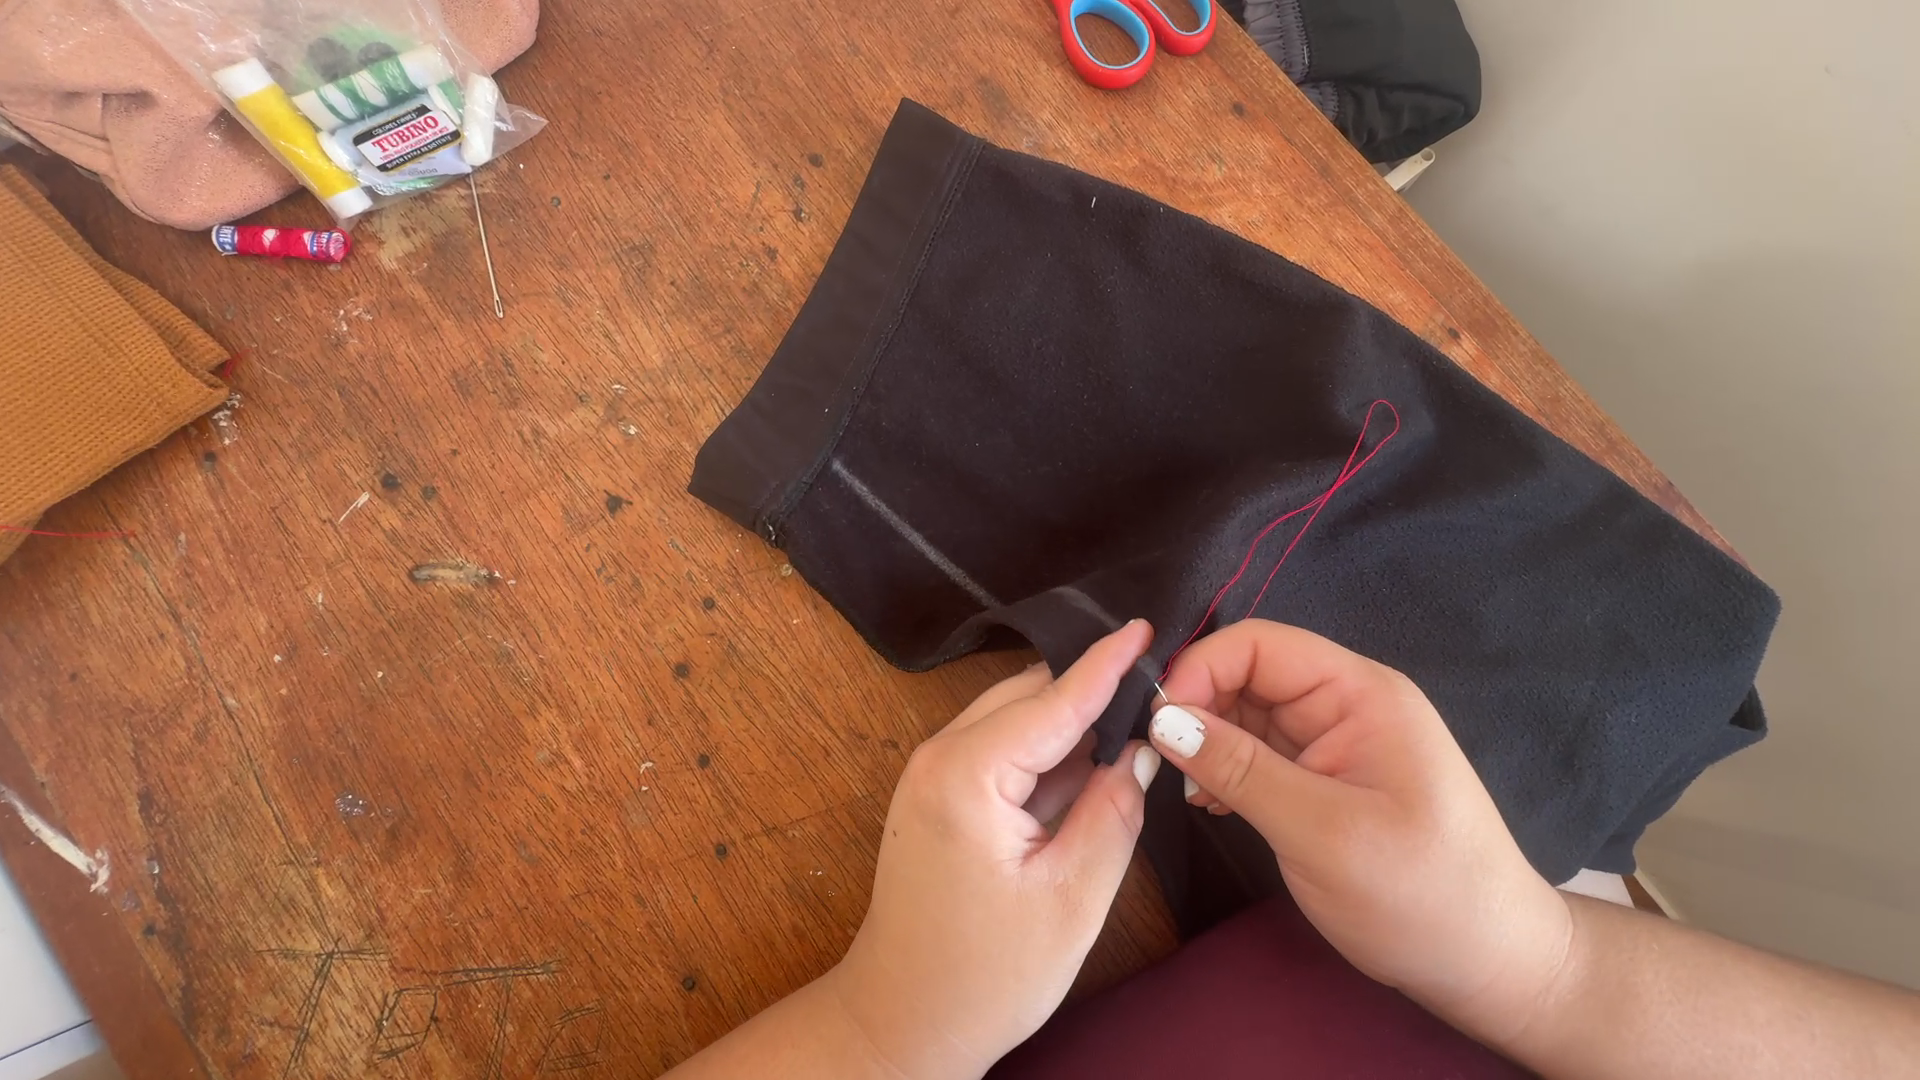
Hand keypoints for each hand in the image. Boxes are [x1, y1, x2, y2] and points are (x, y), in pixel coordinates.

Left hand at [830, 621, 1161, 1078]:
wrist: (901, 1021)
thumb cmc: (985, 975)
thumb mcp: (1070, 900)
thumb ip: (1112, 814)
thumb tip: (1140, 750)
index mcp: (966, 774)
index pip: (1052, 702)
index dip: (1105, 664)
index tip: (1144, 625)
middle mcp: (939, 756)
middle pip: (1029, 699)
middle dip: (1090, 691)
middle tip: (1155, 691)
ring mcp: (932, 772)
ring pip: (1014, 720)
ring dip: (1069, 723)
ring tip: (1131, 724)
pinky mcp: (937, 791)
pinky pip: (999, 749)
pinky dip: (1044, 753)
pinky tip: (1085, 765)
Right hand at [1150, 620, 1573, 1038]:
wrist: (1492, 968)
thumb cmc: (1421, 895)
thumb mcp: (1322, 832)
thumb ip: (1239, 769)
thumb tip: (1160, 721)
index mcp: (1357, 693)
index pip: (1258, 645)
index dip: (1200, 669)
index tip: (1159, 723)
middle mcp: (1340, 702)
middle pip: (1245, 674)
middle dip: (1197, 709)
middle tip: (1164, 764)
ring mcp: (1328, 738)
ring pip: (1241, 713)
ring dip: (1206, 744)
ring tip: (1193, 793)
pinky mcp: (1316, 773)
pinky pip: (1251, 750)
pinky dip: (1221, 769)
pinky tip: (1210, 803)